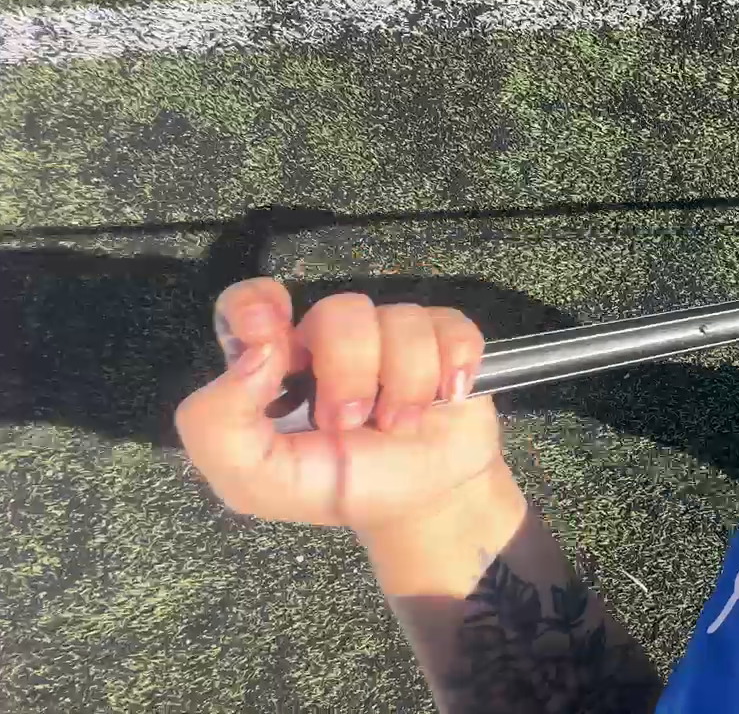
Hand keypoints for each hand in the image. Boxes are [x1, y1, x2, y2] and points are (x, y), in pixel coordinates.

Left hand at [174, 278, 502, 535]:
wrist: (428, 497)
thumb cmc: (343, 487)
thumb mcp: (256, 480)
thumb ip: (219, 424)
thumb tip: (257, 354)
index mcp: (278, 367)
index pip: (252, 303)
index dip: (259, 304)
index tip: (270, 334)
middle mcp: (335, 343)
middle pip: (341, 310)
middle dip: (353, 370)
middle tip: (353, 420)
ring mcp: (397, 336)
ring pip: (404, 319)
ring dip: (409, 381)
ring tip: (403, 423)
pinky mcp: (450, 338)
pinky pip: (454, 327)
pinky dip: (456, 365)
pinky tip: (449, 396)